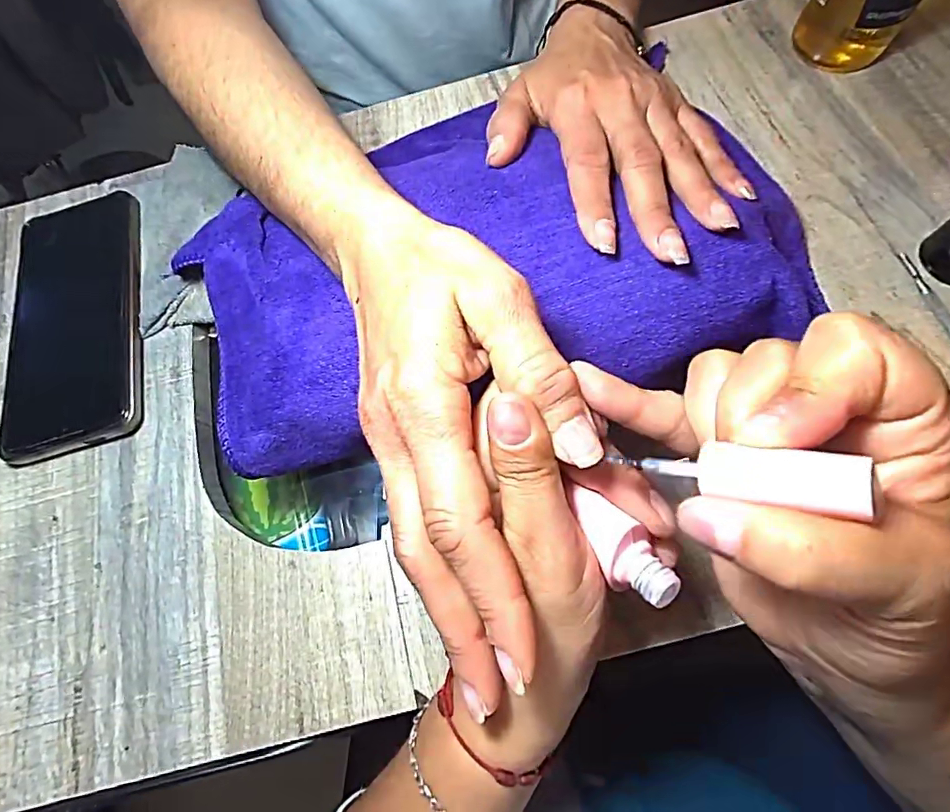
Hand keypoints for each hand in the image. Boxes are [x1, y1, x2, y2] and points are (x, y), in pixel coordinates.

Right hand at [340, 210, 608, 722]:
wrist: (373, 250)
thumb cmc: (438, 265)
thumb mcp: (500, 298)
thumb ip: (541, 374)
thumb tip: (577, 448)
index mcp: (423, 402)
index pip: (460, 515)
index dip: (492, 592)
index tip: (522, 657)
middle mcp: (393, 434)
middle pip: (424, 546)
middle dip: (461, 626)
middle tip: (494, 699)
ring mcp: (383, 437)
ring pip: (408, 537)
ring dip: (442, 606)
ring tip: (474, 668)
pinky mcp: (388, 434)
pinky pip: (408, 513)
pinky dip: (432, 566)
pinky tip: (452, 592)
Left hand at [488, 4, 753, 263]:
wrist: (594, 28)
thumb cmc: (553, 74)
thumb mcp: (519, 93)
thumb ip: (506, 125)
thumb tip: (495, 159)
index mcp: (578, 107)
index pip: (587, 160)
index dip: (595, 201)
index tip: (604, 241)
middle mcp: (622, 105)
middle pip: (641, 162)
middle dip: (657, 210)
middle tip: (670, 252)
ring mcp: (655, 104)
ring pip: (680, 150)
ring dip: (701, 192)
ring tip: (719, 229)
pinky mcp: (677, 103)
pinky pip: (704, 134)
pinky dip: (724, 165)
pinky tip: (740, 195)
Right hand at [573, 312, 949, 733]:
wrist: (851, 648)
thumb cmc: (899, 614)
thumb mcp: (893, 587)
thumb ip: (810, 550)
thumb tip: (709, 514)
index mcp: (901, 416)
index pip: (854, 351)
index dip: (810, 382)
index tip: (782, 445)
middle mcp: (831, 404)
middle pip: (768, 360)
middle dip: (745, 416)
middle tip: (743, 478)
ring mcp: (762, 421)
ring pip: (713, 378)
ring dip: (701, 424)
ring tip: (714, 481)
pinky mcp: (708, 446)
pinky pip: (663, 410)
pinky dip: (629, 403)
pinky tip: (594, 388)